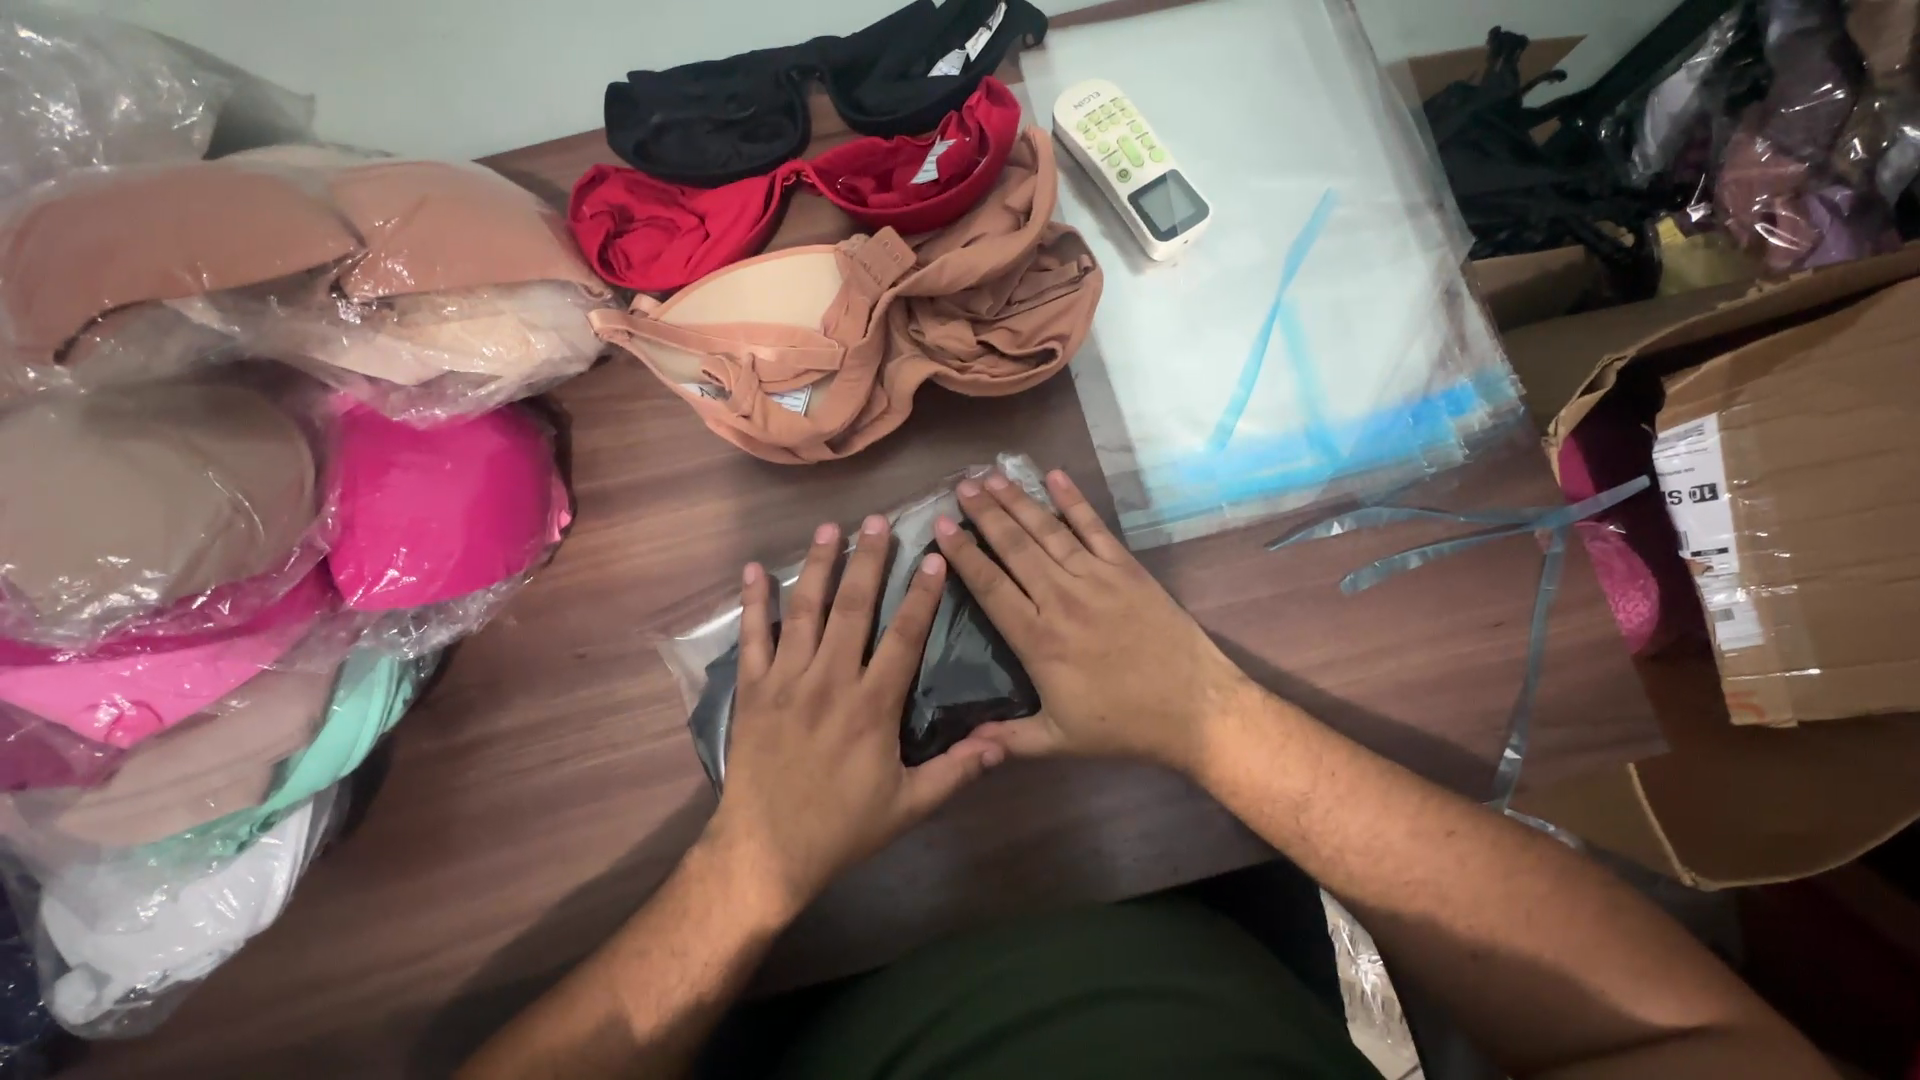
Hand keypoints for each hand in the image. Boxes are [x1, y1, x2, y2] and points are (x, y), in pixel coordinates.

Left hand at [702, 515, 1006, 918]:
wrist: (765, 852)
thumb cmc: (842, 828)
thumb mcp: (909, 806)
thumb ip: (956, 771)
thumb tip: (1001, 745)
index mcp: (872, 706)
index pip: (905, 636)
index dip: (922, 595)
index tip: (934, 558)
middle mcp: (830, 681)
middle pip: (853, 608)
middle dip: (869, 561)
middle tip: (879, 520)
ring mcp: (787, 681)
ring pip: (805, 611)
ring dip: (819, 567)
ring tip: (830, 529)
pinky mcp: (753, 691)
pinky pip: (753, 637)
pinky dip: (754, 602)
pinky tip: (755, 570)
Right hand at [933, 469, 1257, 773]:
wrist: (1195, 709)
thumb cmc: (1123, 726)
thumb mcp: (1058, 741)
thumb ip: (1007, 740)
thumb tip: (962, 746)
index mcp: (1038, 639)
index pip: (990, 586)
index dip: (963, 554)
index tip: (940, 526)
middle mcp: (1062, 599)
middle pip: (1014, 548)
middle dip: (985, 514)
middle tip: (961, 486)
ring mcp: (1097, 579)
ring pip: (1048, 532)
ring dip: (1018, 501)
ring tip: (992, 476)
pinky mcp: (1128, 570)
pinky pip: (1095, 528)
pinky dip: (1074, 501)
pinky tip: (1055, 476)